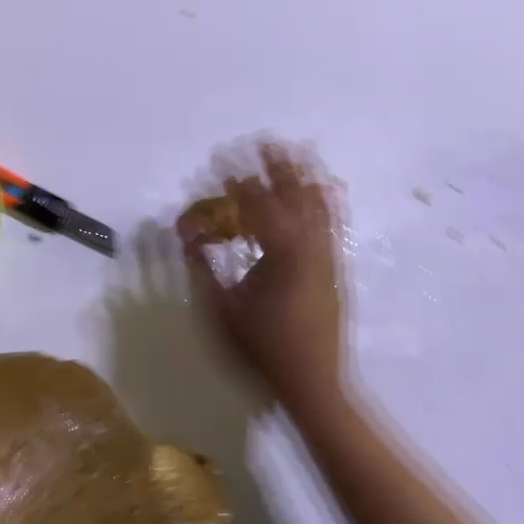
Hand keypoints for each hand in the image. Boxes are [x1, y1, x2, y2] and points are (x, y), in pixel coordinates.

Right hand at [177, 142, 346, 412]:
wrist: (314, 383)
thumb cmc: (262, 349)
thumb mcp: (222, 310)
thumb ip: (204, 268)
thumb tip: (188, 235)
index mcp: (278, 255)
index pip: (255, 206)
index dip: (238, 180)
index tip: (222, 159)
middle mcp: (308, 248)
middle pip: (292, 197)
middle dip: (275, 166)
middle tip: (260, 141)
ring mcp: (327, 258)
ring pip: (317, 206)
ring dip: (304, 176)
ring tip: (295, 149)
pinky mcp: (335, 270)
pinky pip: (334, 226)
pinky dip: (328, 201)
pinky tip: (327, 187)